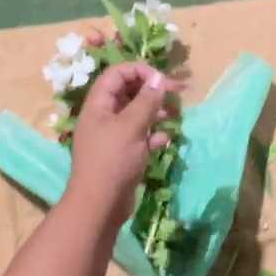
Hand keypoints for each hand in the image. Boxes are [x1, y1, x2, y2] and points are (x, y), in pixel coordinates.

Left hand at [67, 60, 179, 225]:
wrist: (100, 205)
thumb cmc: (113, 160)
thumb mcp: (131, 126)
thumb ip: (146, 100)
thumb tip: (158, 78)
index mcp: (98, 105)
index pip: (117, 74)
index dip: (140, 71)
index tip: (163, 80)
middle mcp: (103, 117)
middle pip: (128, 92)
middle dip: (152, 91)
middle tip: (177, 95)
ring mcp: (112, 136)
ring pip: (136, 115)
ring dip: (156, 112)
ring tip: (175, 115)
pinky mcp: (122, 154)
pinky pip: (139, 137)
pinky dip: (152, 135)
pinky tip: (164, 140)